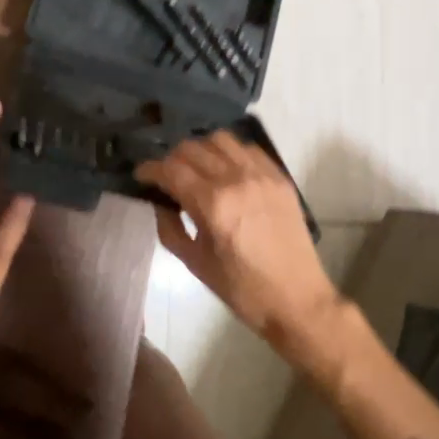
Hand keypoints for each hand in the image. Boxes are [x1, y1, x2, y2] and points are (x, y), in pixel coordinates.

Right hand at [136, 131, 339, 348]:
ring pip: (220, 139)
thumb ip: (171, 228)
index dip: (150, 169)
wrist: (297, 298)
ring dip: (201, 149)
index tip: (141, 175)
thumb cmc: (243, 289)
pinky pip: (247, 148)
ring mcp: (261, 174)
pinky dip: (230, 152)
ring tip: (196, 168)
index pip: (171, 170)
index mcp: (213, 204)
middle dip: (172, 159)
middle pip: (192, 148)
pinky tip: (226, 170)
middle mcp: (236, 179)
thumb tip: (160, 203)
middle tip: (166, 176)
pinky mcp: (279, 176)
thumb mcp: (196, 264)